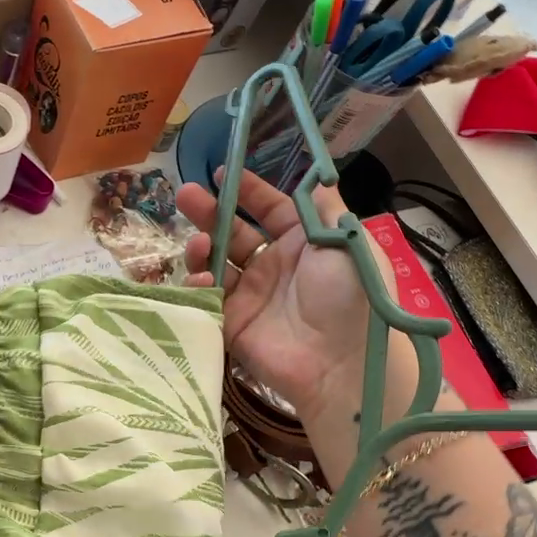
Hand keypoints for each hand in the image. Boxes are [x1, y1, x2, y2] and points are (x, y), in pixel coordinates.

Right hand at [180, 168, 376, 426]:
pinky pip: (207, 298)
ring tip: (197, 243)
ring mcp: (250, 295)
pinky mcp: (230, 322)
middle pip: (234, 232)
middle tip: (185, 195)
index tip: (222, 174)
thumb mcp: (347, 242)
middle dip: (209, 212)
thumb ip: (324, 209)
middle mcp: (273, 266)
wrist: (341, 362)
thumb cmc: (352, 296)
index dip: (246, 191)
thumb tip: (317, 176)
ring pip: (215, 262)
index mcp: (303, 244)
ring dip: (201, 247)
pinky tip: (202, 278)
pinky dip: (198, 285)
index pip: (269, 209)